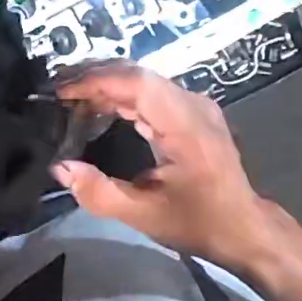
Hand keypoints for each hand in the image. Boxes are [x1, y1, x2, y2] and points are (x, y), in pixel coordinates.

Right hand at [52, 64, 282, 265]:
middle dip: (95, 76)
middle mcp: (193, 105)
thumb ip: (99, 193)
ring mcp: (195, 105)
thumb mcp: (145, 216)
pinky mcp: (192, 111)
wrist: (244, 226)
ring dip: (107, 83)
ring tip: (70, 94)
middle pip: (139, 74)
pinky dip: (122, 93)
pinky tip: (98, 105)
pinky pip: (152, 92)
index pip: (139, 84)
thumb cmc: (198, 222)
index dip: (98, 80)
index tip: (63, 90)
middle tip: (57, 88)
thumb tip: (61, 167)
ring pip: (145, 79)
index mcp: (186, 127)